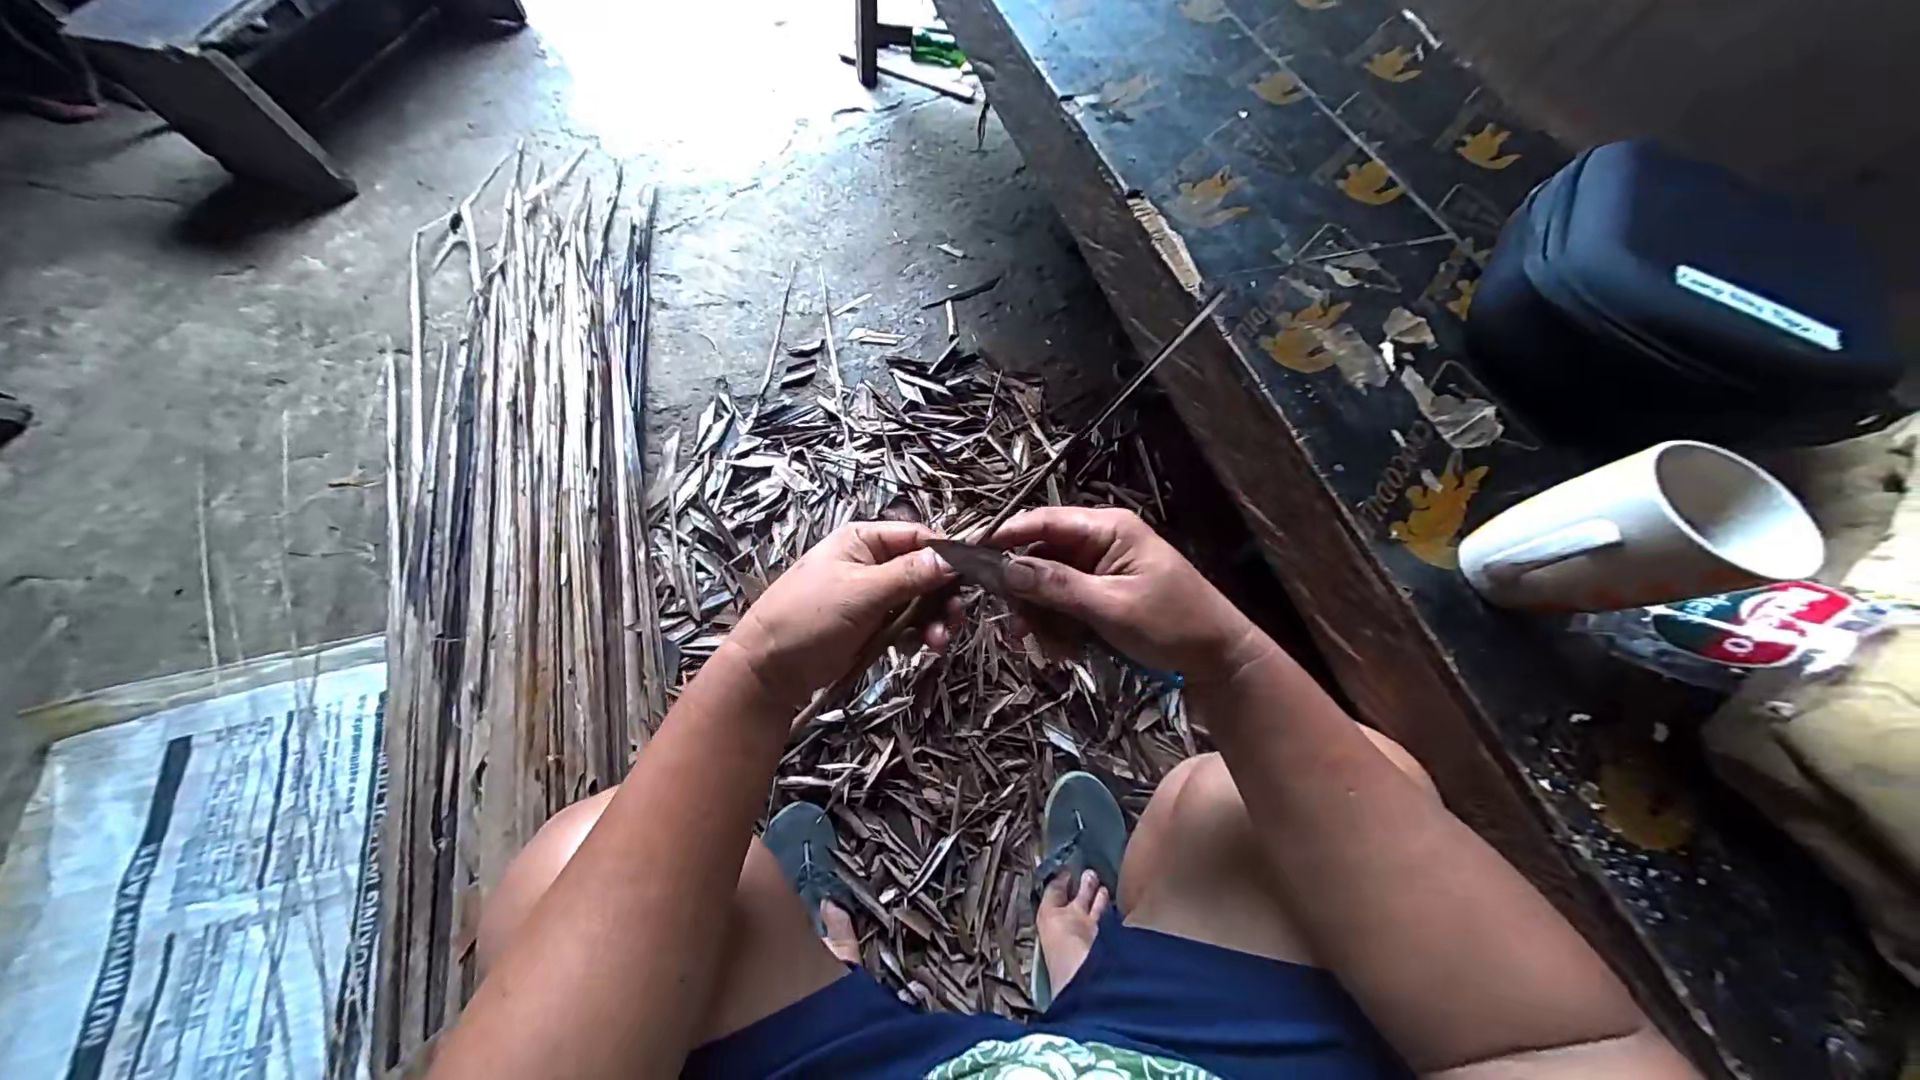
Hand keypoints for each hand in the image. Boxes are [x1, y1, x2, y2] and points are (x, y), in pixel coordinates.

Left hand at [728, 521, 959, 706]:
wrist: (770, 669)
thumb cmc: (809, 617)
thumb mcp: (862, 592)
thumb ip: (909, 574)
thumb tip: (953, 558)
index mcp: (864, 540)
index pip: (917, 537)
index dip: (946, 555)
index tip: (971, 577)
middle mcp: (872, 562)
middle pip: (924, 572)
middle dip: (943, 595)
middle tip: (955, 618)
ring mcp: (874, 595)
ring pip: (920, 600)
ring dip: (935, 619)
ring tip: (938, 641)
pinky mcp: (874, 624)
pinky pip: (908, 622)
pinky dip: (920, 633)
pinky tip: (925, 647)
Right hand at [989, 507, 1273, 684]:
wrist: (1217, 660)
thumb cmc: (1172, 624)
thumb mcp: (1111, 606)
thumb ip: (1056, 585)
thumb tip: (1005, 568)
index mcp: (1107, 528)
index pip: (1043, 521)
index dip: (1005, 536)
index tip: (971, 557)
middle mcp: (1098, 542)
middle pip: (1039, 557)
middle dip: (1027, 595)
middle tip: (1019, 629)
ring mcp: (1098, 569)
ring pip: (1046, 585)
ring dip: (1043, 618)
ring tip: (1056, 648)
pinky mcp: (1099, 594)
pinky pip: (1062, 604)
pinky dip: (1058, 627)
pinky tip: (1068, 650)